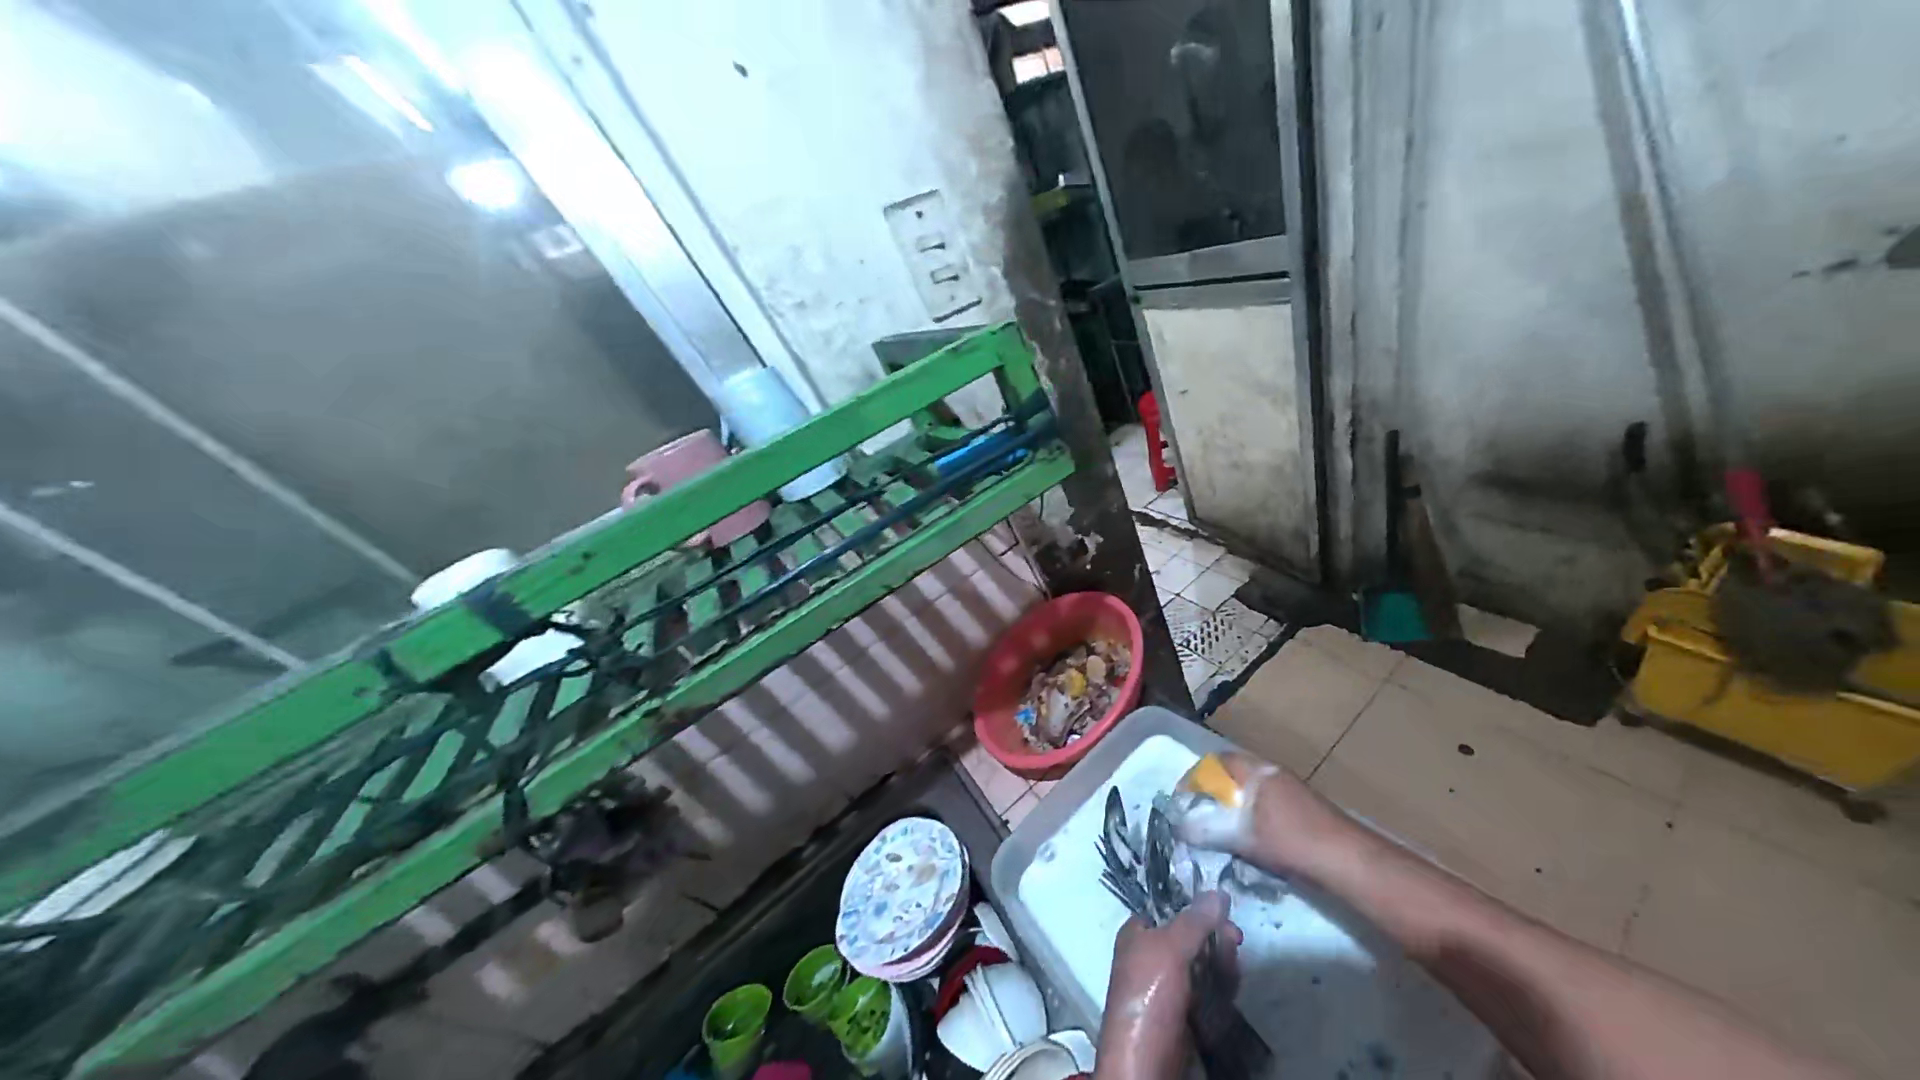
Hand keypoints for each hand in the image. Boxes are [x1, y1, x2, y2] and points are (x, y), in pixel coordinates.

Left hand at [1095, 892, 1240, 1079]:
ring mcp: (1170, 987)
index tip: (1223, 913)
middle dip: (1216, 939)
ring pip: (1205, 966)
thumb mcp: (1169, 949)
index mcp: (1138, 934)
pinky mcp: (1187, 1015)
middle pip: (1193, 938)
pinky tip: (1230, 992)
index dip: (1197, 910)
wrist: (1147, 1067)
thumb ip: (1194, 920)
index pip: (1170, 910)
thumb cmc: (1149, 996)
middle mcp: (1152, 956)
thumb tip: (1216, 892)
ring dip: (1222, 965)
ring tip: (1231, 972)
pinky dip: (1222, 990)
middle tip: (1235, 942)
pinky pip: (1210, 993)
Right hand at [1169, 751, 1352, 874]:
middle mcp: (1272, 772)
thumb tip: (1179, 828)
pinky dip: (1249, 812)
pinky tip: (1248, 835)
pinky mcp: (1301, 806)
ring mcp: (1290, 788)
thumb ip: (1208, 831)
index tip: (1182, 799)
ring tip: (1219, 827)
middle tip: (1198, 813)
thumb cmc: (1292, 841)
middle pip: (1232, 773)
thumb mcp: (1244, 839)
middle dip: (1212, 791)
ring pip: (1249, 788)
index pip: (1216, 761)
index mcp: (1257, 771)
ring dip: (1232, 803)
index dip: (1195, 777)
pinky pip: (1264, 800)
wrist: (1349, 861)